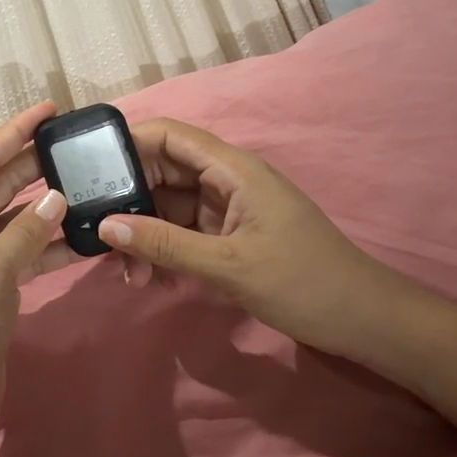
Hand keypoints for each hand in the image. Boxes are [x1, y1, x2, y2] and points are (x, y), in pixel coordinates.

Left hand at [0, 101, 76, 425]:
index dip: (13, 132)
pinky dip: (50, 241)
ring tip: (85, 180)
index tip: (47, 109)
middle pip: (0, 183)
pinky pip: (25, 249)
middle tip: (73, 143)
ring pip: (17, 215)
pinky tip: (82, 233)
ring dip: (47, 201)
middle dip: (33, 161)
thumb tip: (57, 196)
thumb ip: (25, 232)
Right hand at [99, 118, 421, 358]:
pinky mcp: (230, 233)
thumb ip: (164, 245)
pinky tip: (152, 279)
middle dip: (128, 199)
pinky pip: (182, 229)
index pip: (167, 135)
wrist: (368, 322)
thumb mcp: (229, 267)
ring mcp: (228, 207)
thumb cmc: (304, 284)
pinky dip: (163, 248)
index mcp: (232, 169)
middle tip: (99, 233)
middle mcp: (226, 179)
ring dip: (144, 232)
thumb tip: (105, 227)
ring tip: (129, 275)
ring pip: (168, 204)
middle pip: (161, 169)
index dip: (127, 143)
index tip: (87, 169)